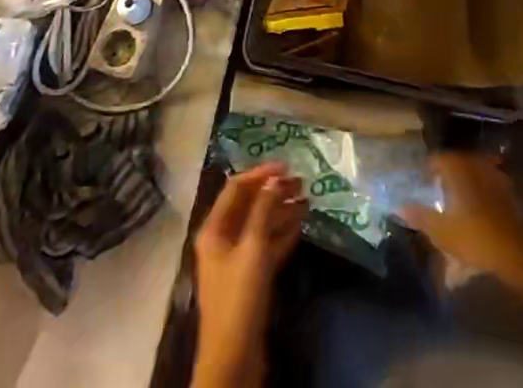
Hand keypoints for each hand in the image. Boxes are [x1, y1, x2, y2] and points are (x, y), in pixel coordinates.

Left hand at [192, 163, 307, 387]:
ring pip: (261, 225)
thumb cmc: (239, 298)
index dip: (261, 174)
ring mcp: (237, 258)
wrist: (235, 358)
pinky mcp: (251, 277)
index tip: (287, 165)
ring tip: (307, 199)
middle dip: (274, 191)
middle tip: (302, 182)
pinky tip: (301, 224)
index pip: (236, 188)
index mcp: (214, 228)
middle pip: (249, 205)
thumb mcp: (252, 249)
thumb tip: (275, 178)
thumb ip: (263, 211)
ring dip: (282, 211)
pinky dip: (282, 234)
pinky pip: (267, 246)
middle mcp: (223, 238)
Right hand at [401, 152, 522, 283]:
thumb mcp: (441, 231)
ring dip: (465, 176)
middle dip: (448, 169)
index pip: (440, 158)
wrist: (515, 252)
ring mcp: (495, 179)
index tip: (423, 178)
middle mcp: (477, 168)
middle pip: (459, 160)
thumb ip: (420, 216)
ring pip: (475, 168)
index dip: (430, 166)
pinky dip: (480, 185)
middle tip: (438, 184)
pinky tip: (477, 202)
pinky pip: (489, 180)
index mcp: (459, 172)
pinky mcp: (508, 193)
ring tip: (457, 192)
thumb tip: (400, 207)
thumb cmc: (473, 238)